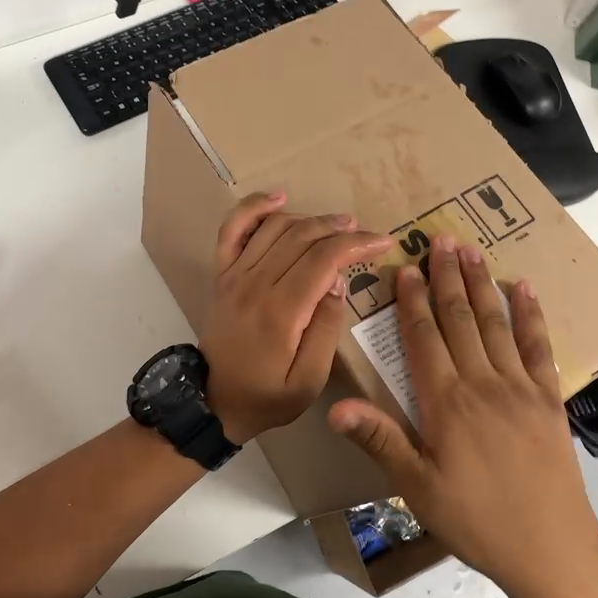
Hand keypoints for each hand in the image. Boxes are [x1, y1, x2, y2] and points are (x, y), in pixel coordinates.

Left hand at [199, 191, 389, 444]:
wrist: (214, 400)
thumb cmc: (267, 396)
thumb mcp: (309, 380)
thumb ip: (326, 330)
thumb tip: (337, 283)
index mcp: (280, 311)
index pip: (322, 260)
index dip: (356, 245)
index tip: (383, 242)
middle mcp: (254, 283)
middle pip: (301, 237)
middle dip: (339, 229)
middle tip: (365, 234)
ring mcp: (234, 274)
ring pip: (274, 227)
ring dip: (308, 218)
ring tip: (337, 225)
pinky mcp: (222, 273)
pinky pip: (233, 229)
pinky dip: (254, 207)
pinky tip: (278, 197)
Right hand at [328, 238, 597, 597]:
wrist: (552, 554)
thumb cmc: (475, 521)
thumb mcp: (416, 487)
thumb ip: (379, 440)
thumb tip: (334, 407)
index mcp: (446, 402)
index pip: (424, 338)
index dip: (411, 301)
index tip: (404, 268)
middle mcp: (483, 385)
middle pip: (461, 320)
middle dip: (447, 278)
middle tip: (439, 239)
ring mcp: (521, 390)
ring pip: (496, 325)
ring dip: (482, 284)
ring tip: (471, 250)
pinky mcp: (549, 403)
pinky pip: (538, 349)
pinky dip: (531, 317)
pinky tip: (526, 291)